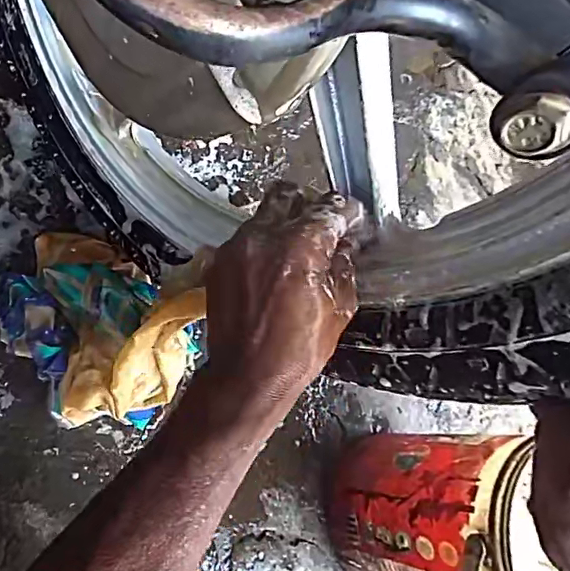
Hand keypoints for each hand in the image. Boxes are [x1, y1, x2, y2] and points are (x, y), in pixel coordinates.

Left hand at [201, 182, 362, 408]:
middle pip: (285, 196)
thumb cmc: (296, 350)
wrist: (246, 374)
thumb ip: (342, 267)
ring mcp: (234, 249)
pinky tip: (270, 270)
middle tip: (320, 227)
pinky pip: (243, 242)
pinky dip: (259, 247)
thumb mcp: (339, 308)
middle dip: (307, 206)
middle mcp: (261, 238)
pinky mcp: (217, 263)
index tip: (352, 221)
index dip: (346, 213)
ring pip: (261, 218)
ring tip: (295, 253)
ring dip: (280, 227)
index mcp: (298, 246)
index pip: (328, 208)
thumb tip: (343, 246)